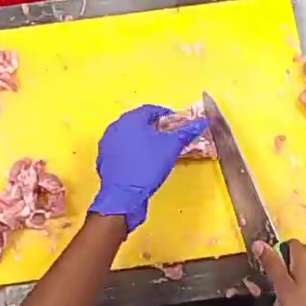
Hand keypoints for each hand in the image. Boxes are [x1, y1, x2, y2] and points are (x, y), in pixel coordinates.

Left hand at [89, 105, 208, 231]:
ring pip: (127, 135)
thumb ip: (186, 132)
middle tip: (166, 135)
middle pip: (137, 121)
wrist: (123, 196)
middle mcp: (116, 127)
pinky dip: (130, 152)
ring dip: (140, 139)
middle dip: (152, 127)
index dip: (165, 114)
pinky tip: (140, 162)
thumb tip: (202, 122)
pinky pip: (120, 150)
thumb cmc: (147, 167)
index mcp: (131, 119)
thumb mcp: (171, 148)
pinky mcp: (103, 159)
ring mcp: (107, 143)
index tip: (175, 122)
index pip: (150, 109)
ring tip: (154, 149)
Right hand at [254, 241, 305, 305]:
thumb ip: (272, 266)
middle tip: (273, 296)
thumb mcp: (284, 290)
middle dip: (281, 277)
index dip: (275, 253)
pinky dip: (302, 303)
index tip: (265, 269)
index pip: (289, 243)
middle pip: (294, 263)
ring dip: (289, 294)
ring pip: (301, 280)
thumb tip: (259, 242)